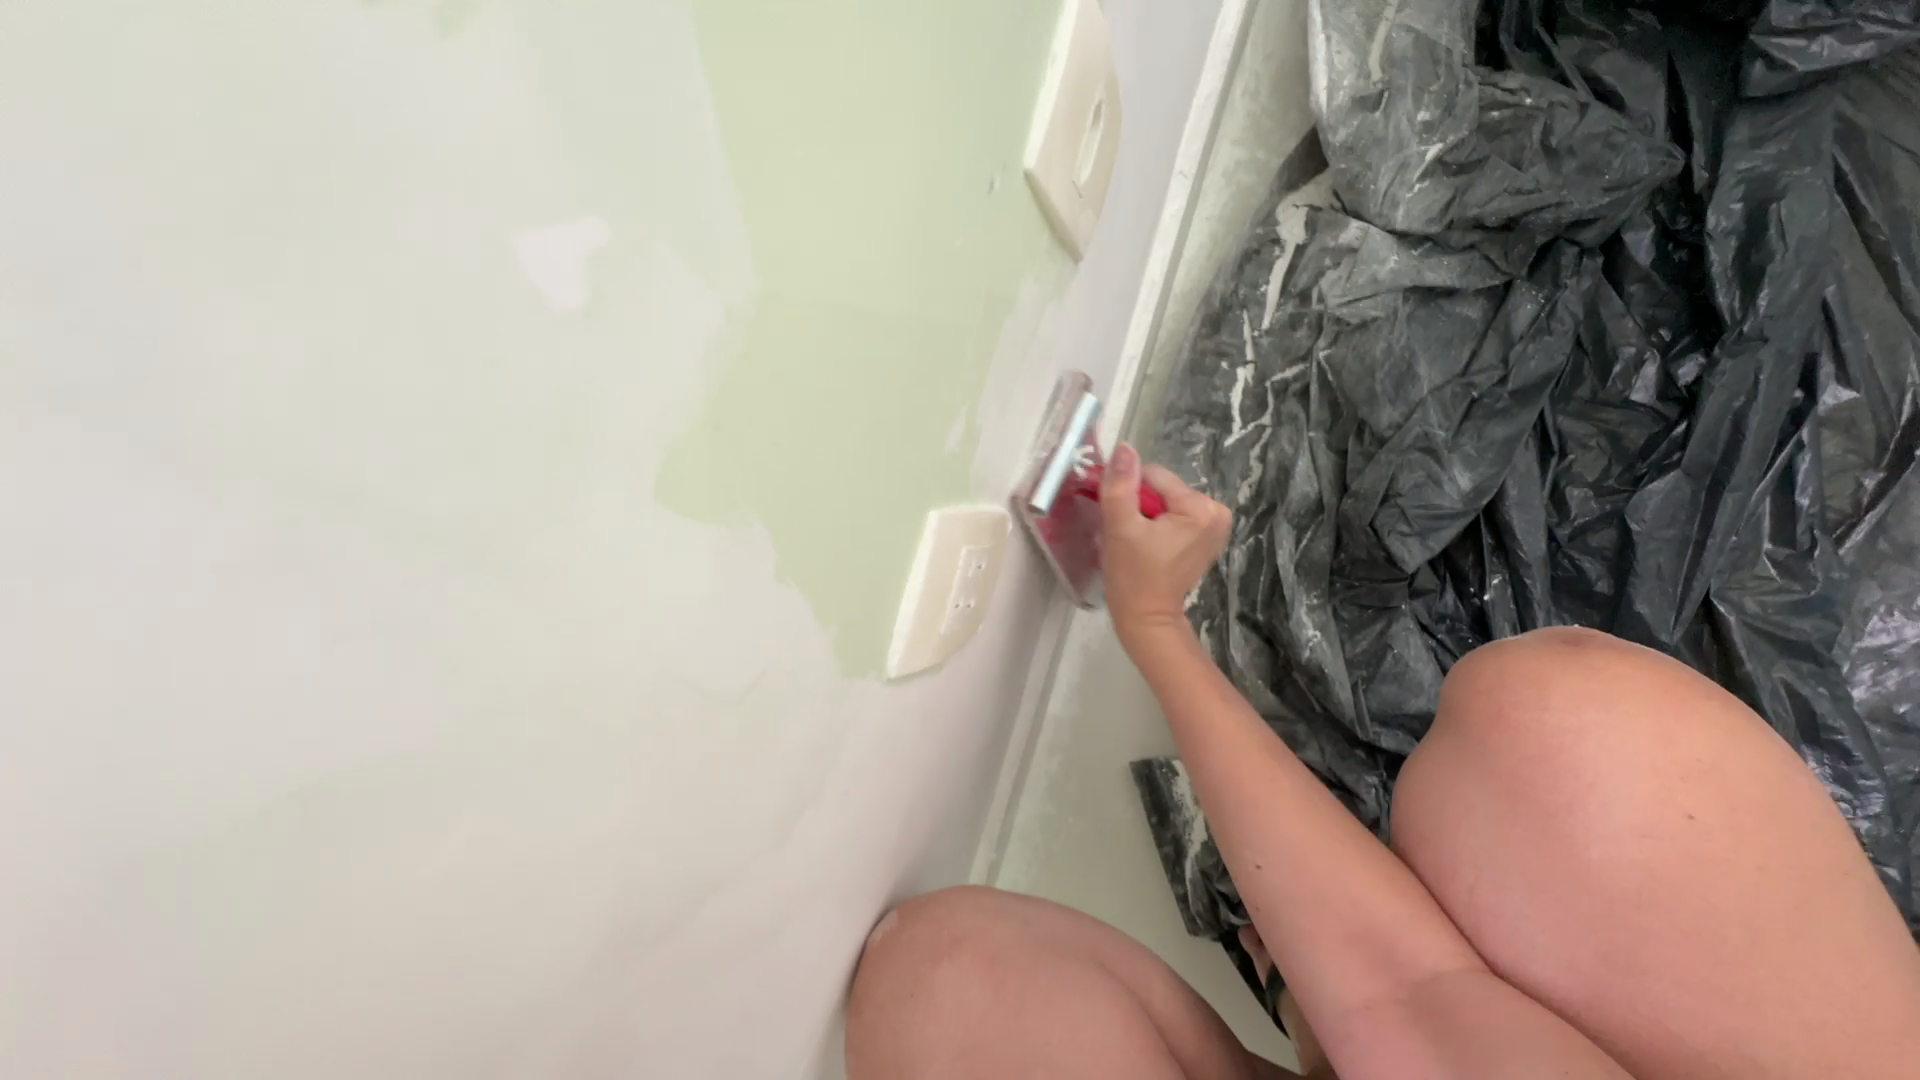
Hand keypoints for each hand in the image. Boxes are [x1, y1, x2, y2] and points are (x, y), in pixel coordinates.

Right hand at [1099, 443, 1231, 648]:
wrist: (1146, 618)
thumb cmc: (1132, 576)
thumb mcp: (1120, 528)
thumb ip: (1120, 486)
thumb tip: (1124, 448)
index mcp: (1200, 508)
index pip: (1153, 476)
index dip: (1129, 494)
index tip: (1120, 522)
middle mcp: (1217, 511)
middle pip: (1162, 488)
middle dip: (1141, 506)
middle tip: (1130, 536)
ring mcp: (1216, 525)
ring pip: (1167, 500)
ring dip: (1147, 516)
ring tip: (1139, 543)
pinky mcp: (1207, 537)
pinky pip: (1176, 514)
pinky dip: (1159, 525)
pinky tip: (1151, 546)